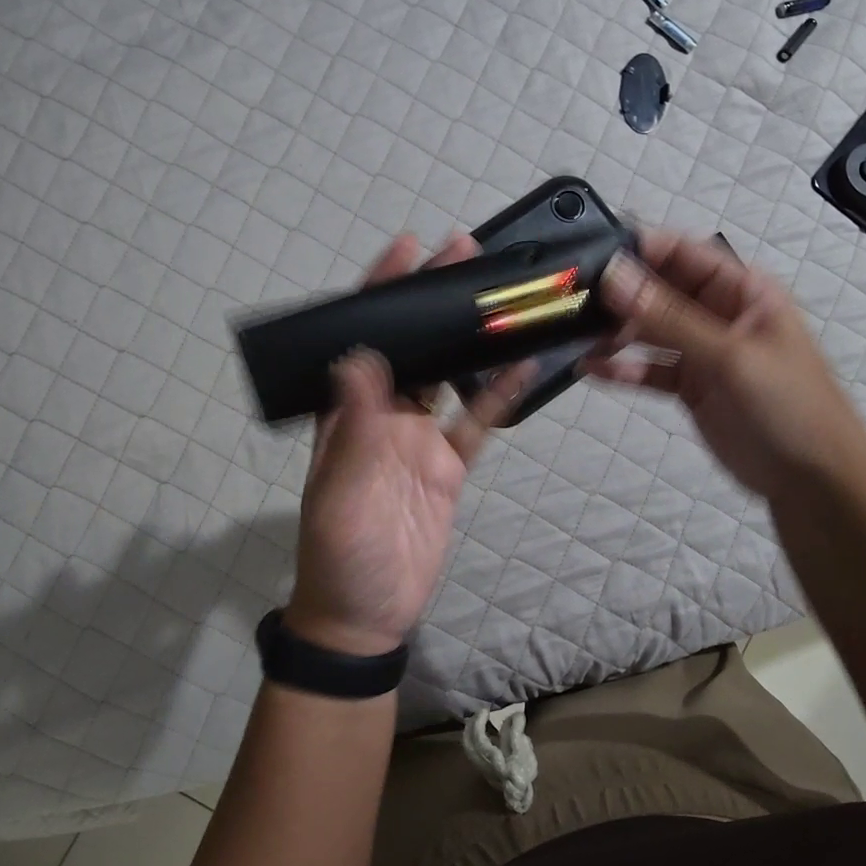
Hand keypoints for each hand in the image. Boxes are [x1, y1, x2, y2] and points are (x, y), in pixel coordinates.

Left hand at [286, 233, 535, 656]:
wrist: (366, 615)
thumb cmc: (340, 556)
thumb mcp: (340, 493)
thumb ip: (354, 429)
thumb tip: (358, 357)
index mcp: (345, 416)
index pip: (362, 342)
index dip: (380, 295)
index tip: (405, 250)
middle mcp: (381, 417)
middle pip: (409, 347)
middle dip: (432, 301)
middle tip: (463, 253)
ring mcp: (418, 440)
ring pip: (446, 376)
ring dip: (468, 338)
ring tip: (499, 295)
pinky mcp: (448, 467)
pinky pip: (476, 424)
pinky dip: (498, 396)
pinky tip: (525, 367)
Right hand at [584, 230, 865, 500]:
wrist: (813, 479)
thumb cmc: (788, 406)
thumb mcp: (730, 356)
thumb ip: (669, 317)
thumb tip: (614, 276)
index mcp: (742, 290)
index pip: (682, 253)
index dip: (639, 251)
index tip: (591, 260)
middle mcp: (718, 312)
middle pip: (658, 289)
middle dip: (618, 293)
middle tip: (571, 302)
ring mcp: (702, 350)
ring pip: (648, 329)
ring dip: (615, 331)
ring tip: (575, 335)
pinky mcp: (688, 385)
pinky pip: (648, 368)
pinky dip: (622, 368)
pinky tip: (590, 369)